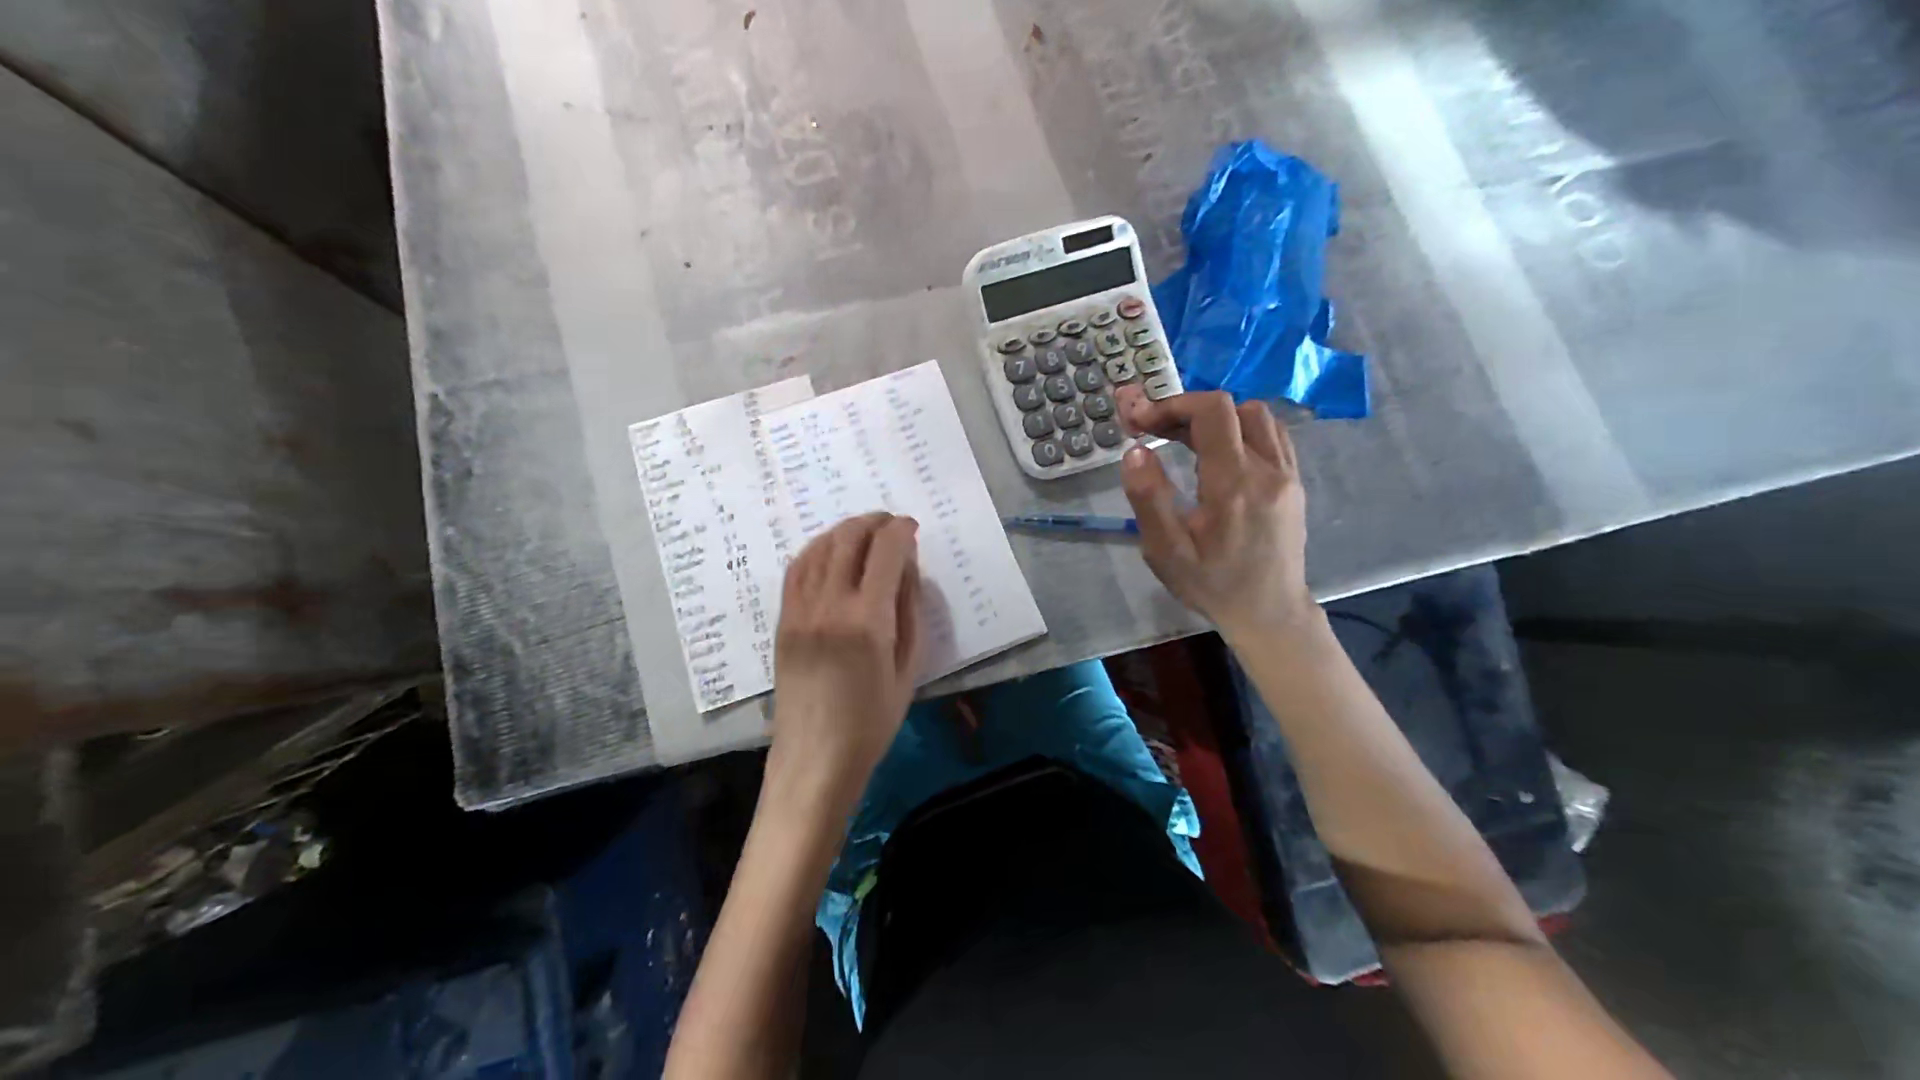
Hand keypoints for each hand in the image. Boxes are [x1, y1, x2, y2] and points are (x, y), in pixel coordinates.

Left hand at [767, 513, 922, 809]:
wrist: (815, 757)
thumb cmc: (872, 721)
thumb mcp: (909, 668)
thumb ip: (910, 610)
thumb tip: (907, 566)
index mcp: (868, 620)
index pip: (886, 550)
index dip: (902, 530)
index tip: (912, 528)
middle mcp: (830, 605)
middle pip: (850, 538)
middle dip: (874, 521)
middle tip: (891, 525)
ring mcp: (800, 610)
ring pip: (820, 547)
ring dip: (845, 530)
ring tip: (865, 533)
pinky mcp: (783, 619)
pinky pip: (797, 568)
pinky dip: (817, 549)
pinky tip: (831, 551)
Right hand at [1116, 386, 1314, 641]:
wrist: (1268, 613)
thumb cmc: (1211, 584)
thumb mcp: (1166, 551)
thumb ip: (1149, 497)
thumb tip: (1135, 450)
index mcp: (1233, 484)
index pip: (1211, 411)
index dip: (1171, 404)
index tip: (1140, 422)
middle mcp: (1267, 470)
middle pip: (1232, 407)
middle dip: (1187, 409)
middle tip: (1155, 431)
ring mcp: (1287, 474)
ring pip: (1257, 416)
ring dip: (1218, 418)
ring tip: (1185, 440)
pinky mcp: (1294, 483)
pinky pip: (1272, 436)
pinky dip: (1242, 431)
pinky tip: (1219, 454)